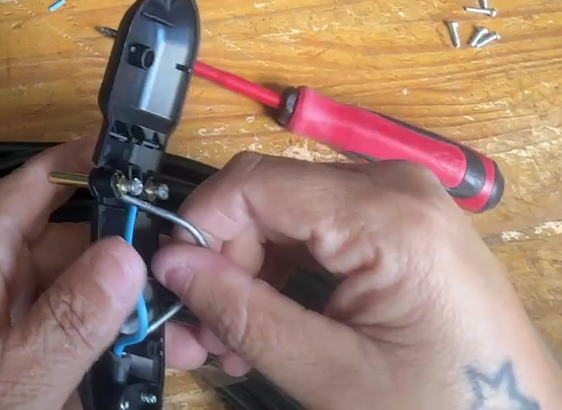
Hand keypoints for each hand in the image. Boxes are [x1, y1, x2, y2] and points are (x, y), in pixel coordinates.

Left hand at [0, 141, 145, 409]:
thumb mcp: (5, 384)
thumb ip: (68, 322)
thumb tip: (126, 251)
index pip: (27, 188)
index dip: (77, 164)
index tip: (133, 158)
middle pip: (52, 246)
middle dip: (110, 256)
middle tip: (177, 274)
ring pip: (49, 298)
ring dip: (100, 313)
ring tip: (164, 331)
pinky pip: (31, 338)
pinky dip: (72, 351)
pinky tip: (115, 375)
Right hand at [153, 154, 561, 409]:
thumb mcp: (336, 379)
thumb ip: (244, 314)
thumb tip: (165, 263)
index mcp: (388, 216)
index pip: (255, 183)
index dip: (200, 224)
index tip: (172, 280)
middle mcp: (391, 182)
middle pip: (266, 191)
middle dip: (224, 254)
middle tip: (203, 327)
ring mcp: (396, 194)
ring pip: (281, 205)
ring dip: (247, 263)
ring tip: (233, 336)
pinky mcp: (394, 213)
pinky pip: (311, 219)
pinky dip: (280, 262)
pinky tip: (270, 314)